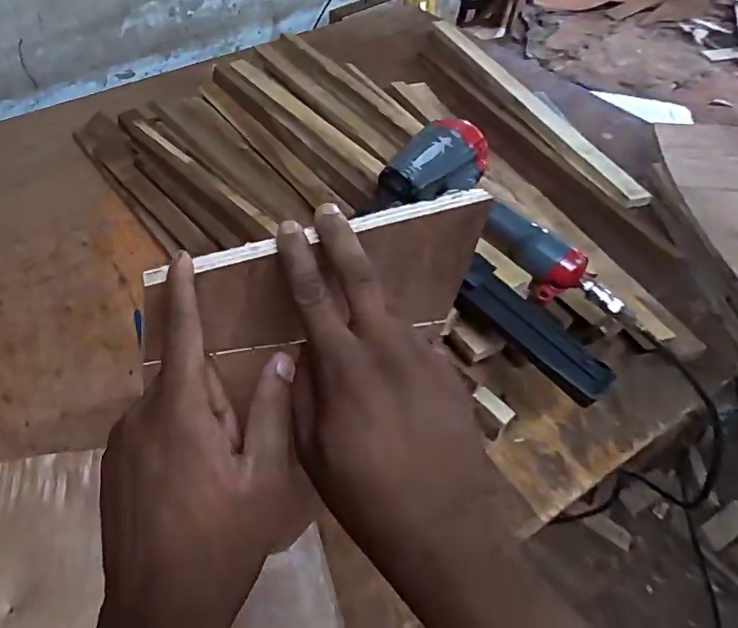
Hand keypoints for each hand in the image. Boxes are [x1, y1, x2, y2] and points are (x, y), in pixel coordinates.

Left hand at [97, 251, 306, 627]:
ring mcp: (121, 441)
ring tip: (213, 481)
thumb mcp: (263, 478)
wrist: (157, 615)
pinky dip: (175, 444)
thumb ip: (273, 410)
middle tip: (234, 456)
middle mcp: (143, 414)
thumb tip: (283, 356)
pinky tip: (187, 492)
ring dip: (197, 427)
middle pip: (190, 382)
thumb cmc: (219, 543)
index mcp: (181, 410)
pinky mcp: (111, 466)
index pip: (185, 334)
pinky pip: (152, 431)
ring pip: (171, 409)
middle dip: (216, 404)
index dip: (184, 292)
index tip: (180, 257)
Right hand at [278, 205, 585, 627]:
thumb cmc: (369, 497)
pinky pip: (410, 341)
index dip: (298, 258)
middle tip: (327, 209)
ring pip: (388, 308)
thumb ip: (301, 395)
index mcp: (346, 366)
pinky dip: (393, 339)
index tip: (288, 229)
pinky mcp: (446, 369)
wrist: (449, 526)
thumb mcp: (316, 454)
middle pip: (360, 277)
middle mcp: (385, 346)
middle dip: (340, 238)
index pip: (313, 296)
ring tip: (354, 291)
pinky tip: (390, 362)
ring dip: (369, 293)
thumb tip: (299, 354)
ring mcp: (422, 353)